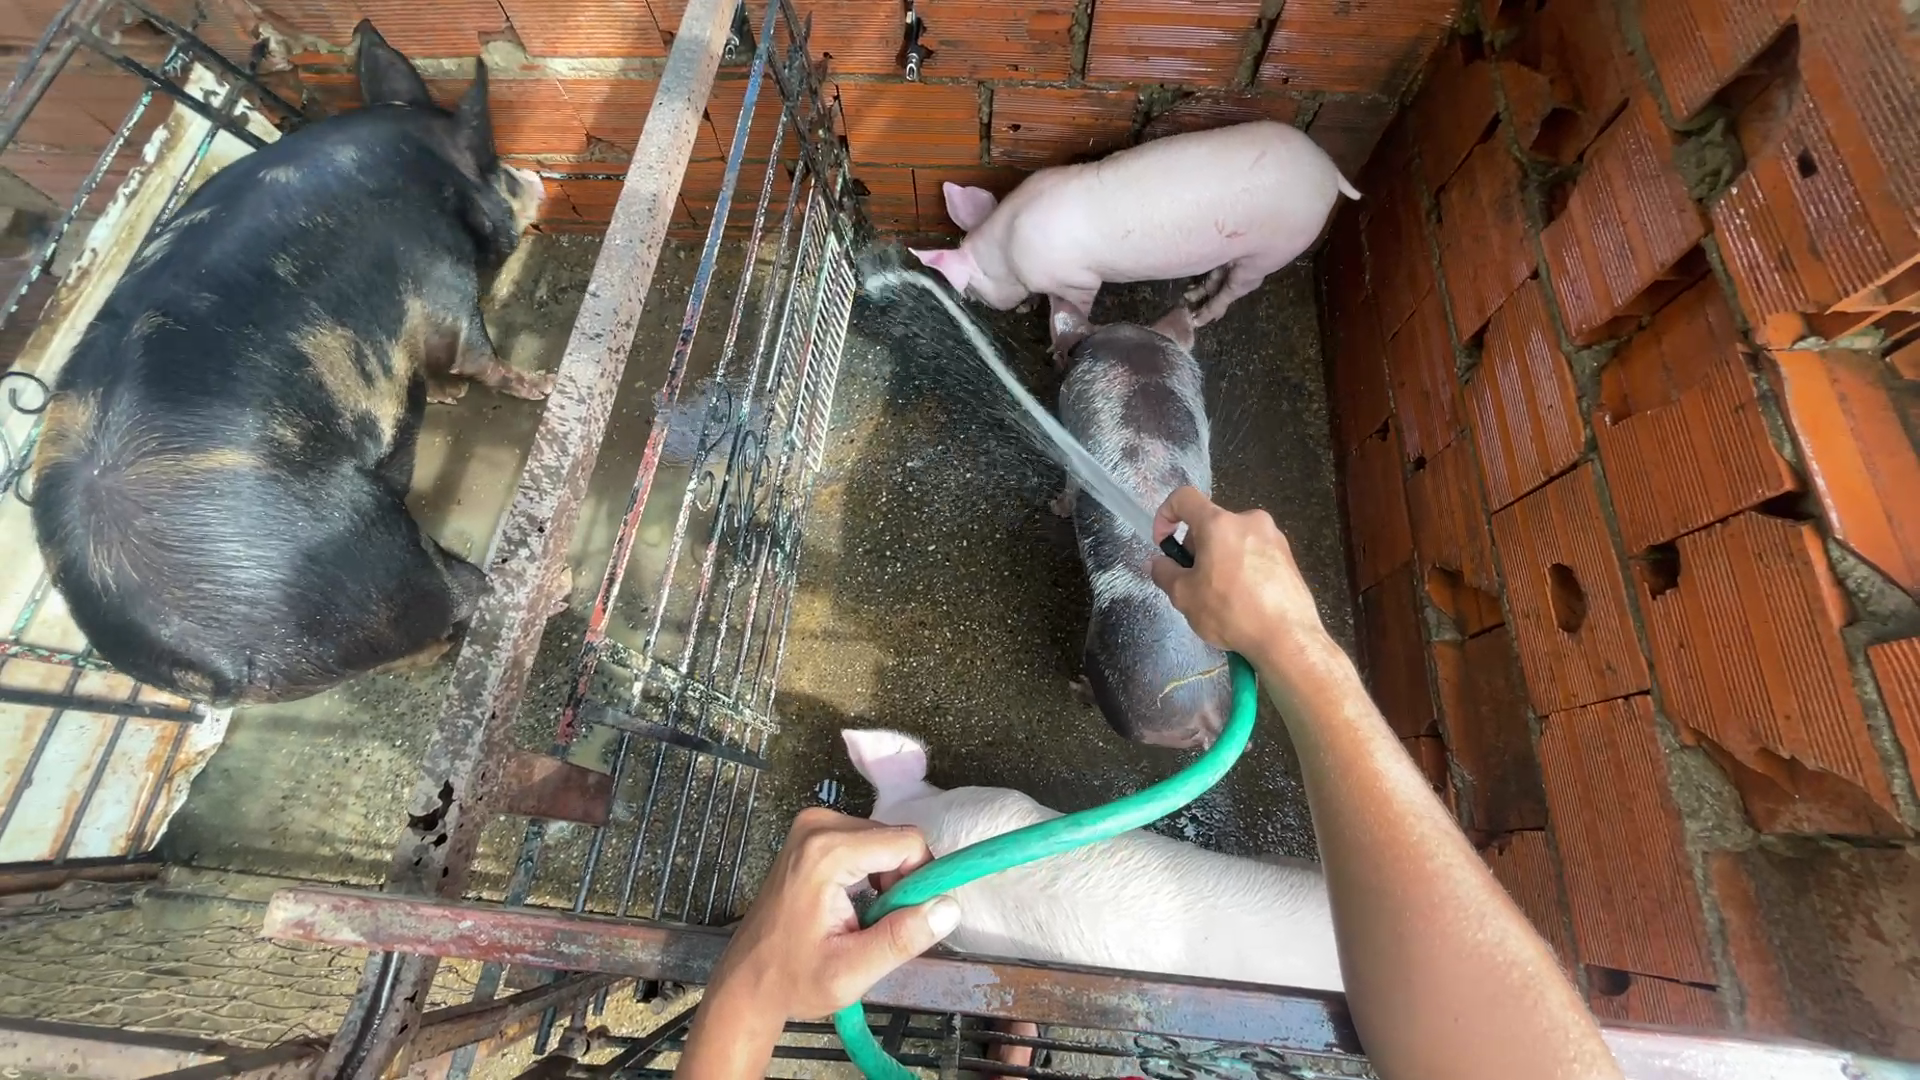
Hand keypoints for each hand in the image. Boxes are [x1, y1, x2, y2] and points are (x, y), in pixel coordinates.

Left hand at [707, 808, 960, 1020]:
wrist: (746, 980)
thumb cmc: (794, 979)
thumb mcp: (851, 972)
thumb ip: (902, 938)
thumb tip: (949, 907)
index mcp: (828, 850)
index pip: (907, 842)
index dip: (919, 879)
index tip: (904, 917)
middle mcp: (820, 823)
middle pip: (894, 837)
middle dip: (900, 879)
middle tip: (879, 923)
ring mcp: (813, 822)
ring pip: (883, 838)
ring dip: (886, 875)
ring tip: (864, 916)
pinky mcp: (812, 829)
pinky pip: (864, 838)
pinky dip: (870, 867)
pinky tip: (853, 901)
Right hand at [1148, 487, 1328, 669]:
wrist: (1288, 639)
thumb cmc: (1231, 611)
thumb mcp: (1184, 596)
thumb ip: (1164, 572)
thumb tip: (1158, 563)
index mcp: (1219, 524)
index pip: (1184, 498)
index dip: (1165, 515)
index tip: (1163, 544)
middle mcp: (1249, 521)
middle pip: (1210, 523)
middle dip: (1195, 548)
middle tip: (1192, 581)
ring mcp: (1273, 537)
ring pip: (1232, 540)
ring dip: (1217, 559)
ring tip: (1218, 595)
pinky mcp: (1288, 556)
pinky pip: (1253, 554)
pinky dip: (1240, 569)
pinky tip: (1242, 600)